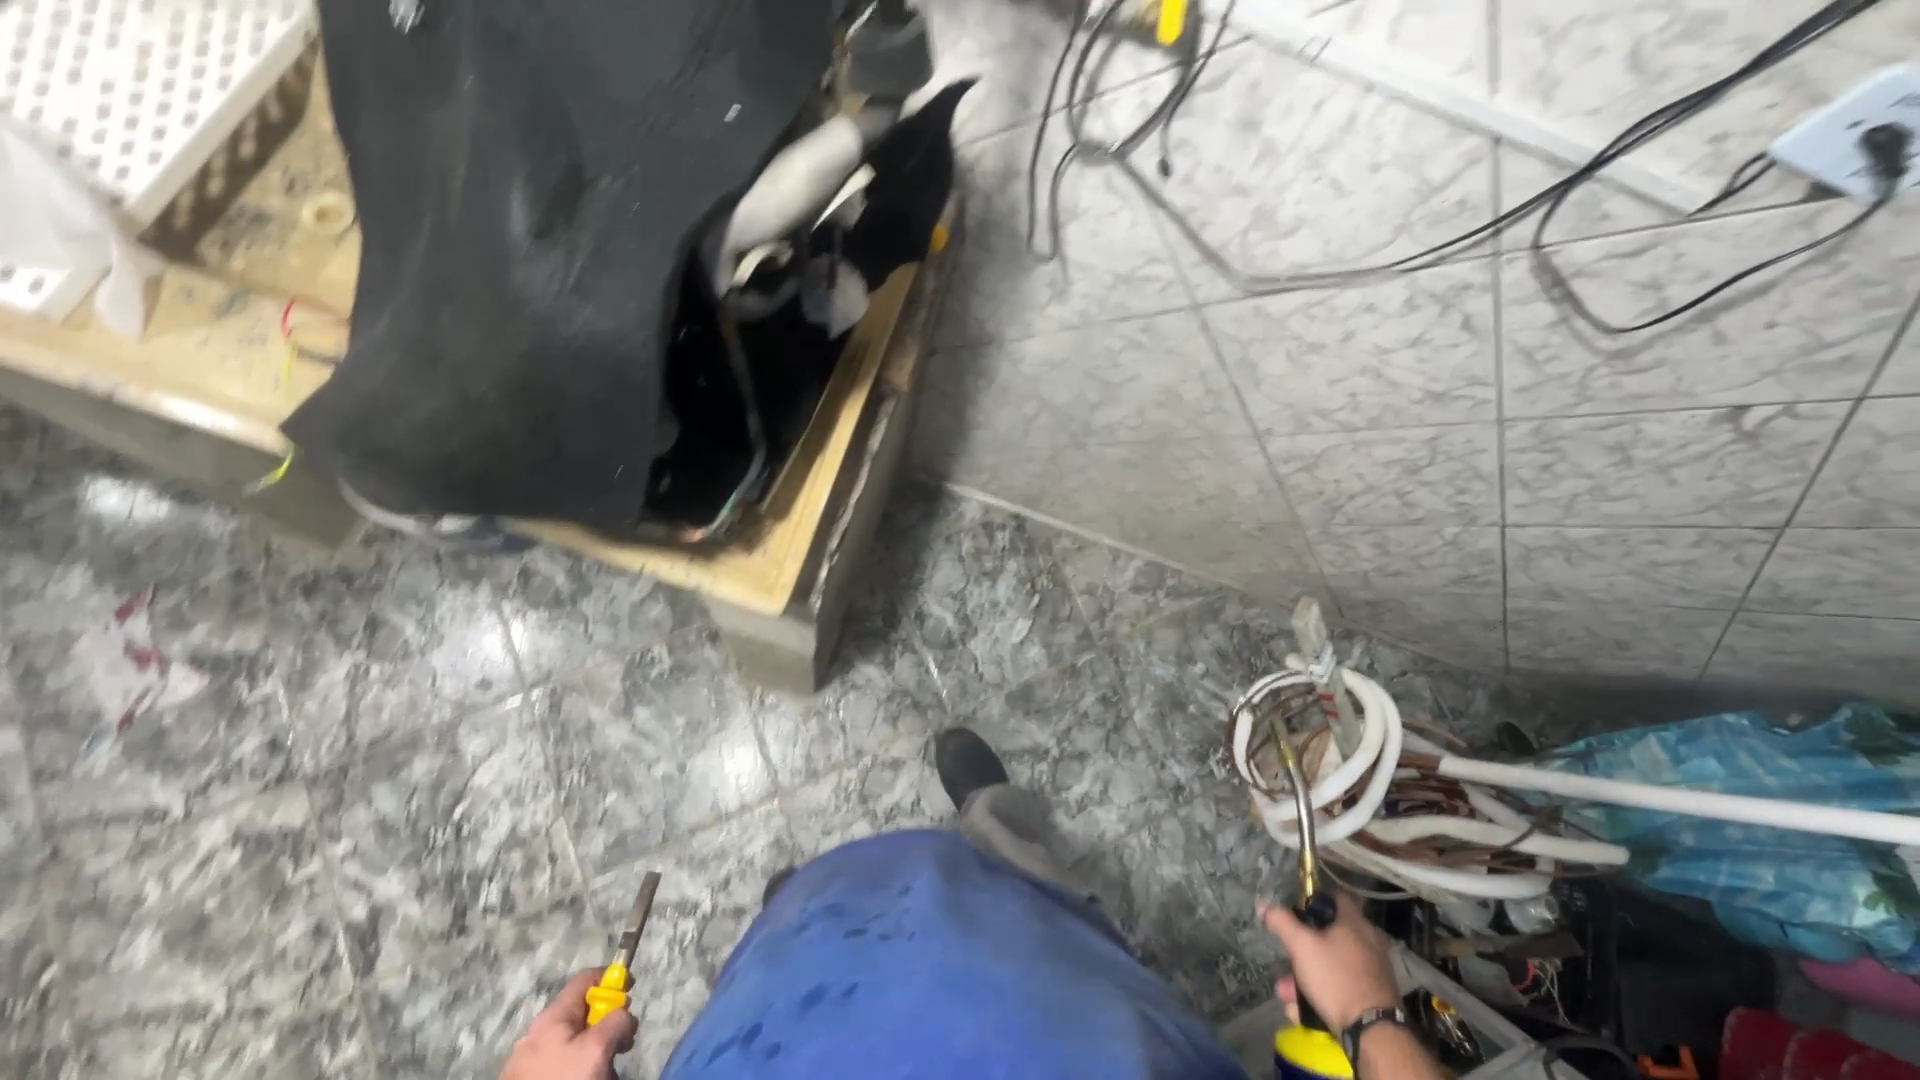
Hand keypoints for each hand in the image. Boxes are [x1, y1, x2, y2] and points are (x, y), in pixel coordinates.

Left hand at [499, 969, 637, 1079]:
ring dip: (598, 1052)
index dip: (612, 979)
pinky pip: (565, 1063)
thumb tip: (622, 1013)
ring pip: (577, 1042)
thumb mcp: (598, 1047)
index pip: (586, 979)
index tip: (631, 992)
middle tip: (622, 1046)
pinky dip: (582, 1068)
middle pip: (584, 1013)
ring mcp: (532, 1060)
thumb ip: (617, 1020)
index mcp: (552, 1017)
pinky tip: (588, 1079)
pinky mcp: (531, 1079)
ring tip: (604, 1073)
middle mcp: (538, 1033)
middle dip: (609, 1025)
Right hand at [1257, 891, 1398, 1031]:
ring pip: (1332, 965)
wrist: (1373, 1031)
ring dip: (1307, 976)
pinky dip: (1323, 993)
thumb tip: (1264, 904)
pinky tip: (1303, 1010)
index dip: (1314, 899)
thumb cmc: (1336, 978)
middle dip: (1302, 949)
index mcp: (1355, 923)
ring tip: (1287, 994)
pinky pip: (1342, 986)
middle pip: (1329, 936)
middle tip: (1287, 958)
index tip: (1296, 909)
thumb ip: (1282, 922)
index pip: (1336, 897)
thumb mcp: (1301, 946)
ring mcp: (1373, 970)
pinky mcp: (1373, 995)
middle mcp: (1368, 942)